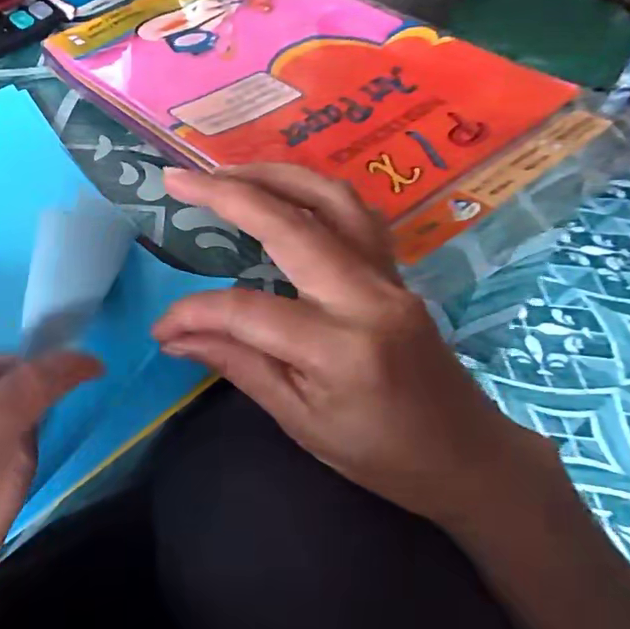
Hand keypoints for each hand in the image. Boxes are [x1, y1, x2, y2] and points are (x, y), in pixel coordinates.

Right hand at [151, 164, 568, 533]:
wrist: (469, 457)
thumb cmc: (380, 454)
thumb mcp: (298, 420)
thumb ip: (236, 365)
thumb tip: (173, 338)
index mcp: (342, 347)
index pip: (245, 310)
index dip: (192, 313)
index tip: (161, 330)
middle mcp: (369, 296)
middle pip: (291, 225)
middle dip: (227, 195)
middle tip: (176, 180)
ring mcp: (389, 276)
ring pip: (330, 200)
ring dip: (271, 176)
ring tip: (222, 171)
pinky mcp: (395, 271)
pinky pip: (352, 213)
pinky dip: (309, 190)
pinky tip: (279, 190)